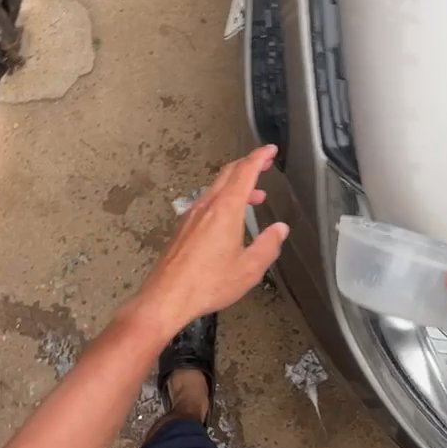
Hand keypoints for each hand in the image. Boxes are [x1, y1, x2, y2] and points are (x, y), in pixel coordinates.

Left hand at [127, 145, 288, 336]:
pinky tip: (230, 217)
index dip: (259, 157)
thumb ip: (268, 245)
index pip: (245, 171)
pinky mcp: (184, 227)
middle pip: (229, 173)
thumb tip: (280, 230)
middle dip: (248, 164)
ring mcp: (192, 215)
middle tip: (264, 162)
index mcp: (225, 209)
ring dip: (237, 184)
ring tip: (255, 195)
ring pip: (217, 187)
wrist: (166, 297)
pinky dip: (224, 198)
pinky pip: (207, 202)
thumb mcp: (249, 268)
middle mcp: (207, 206)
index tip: (270, 150)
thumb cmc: (207, 283)